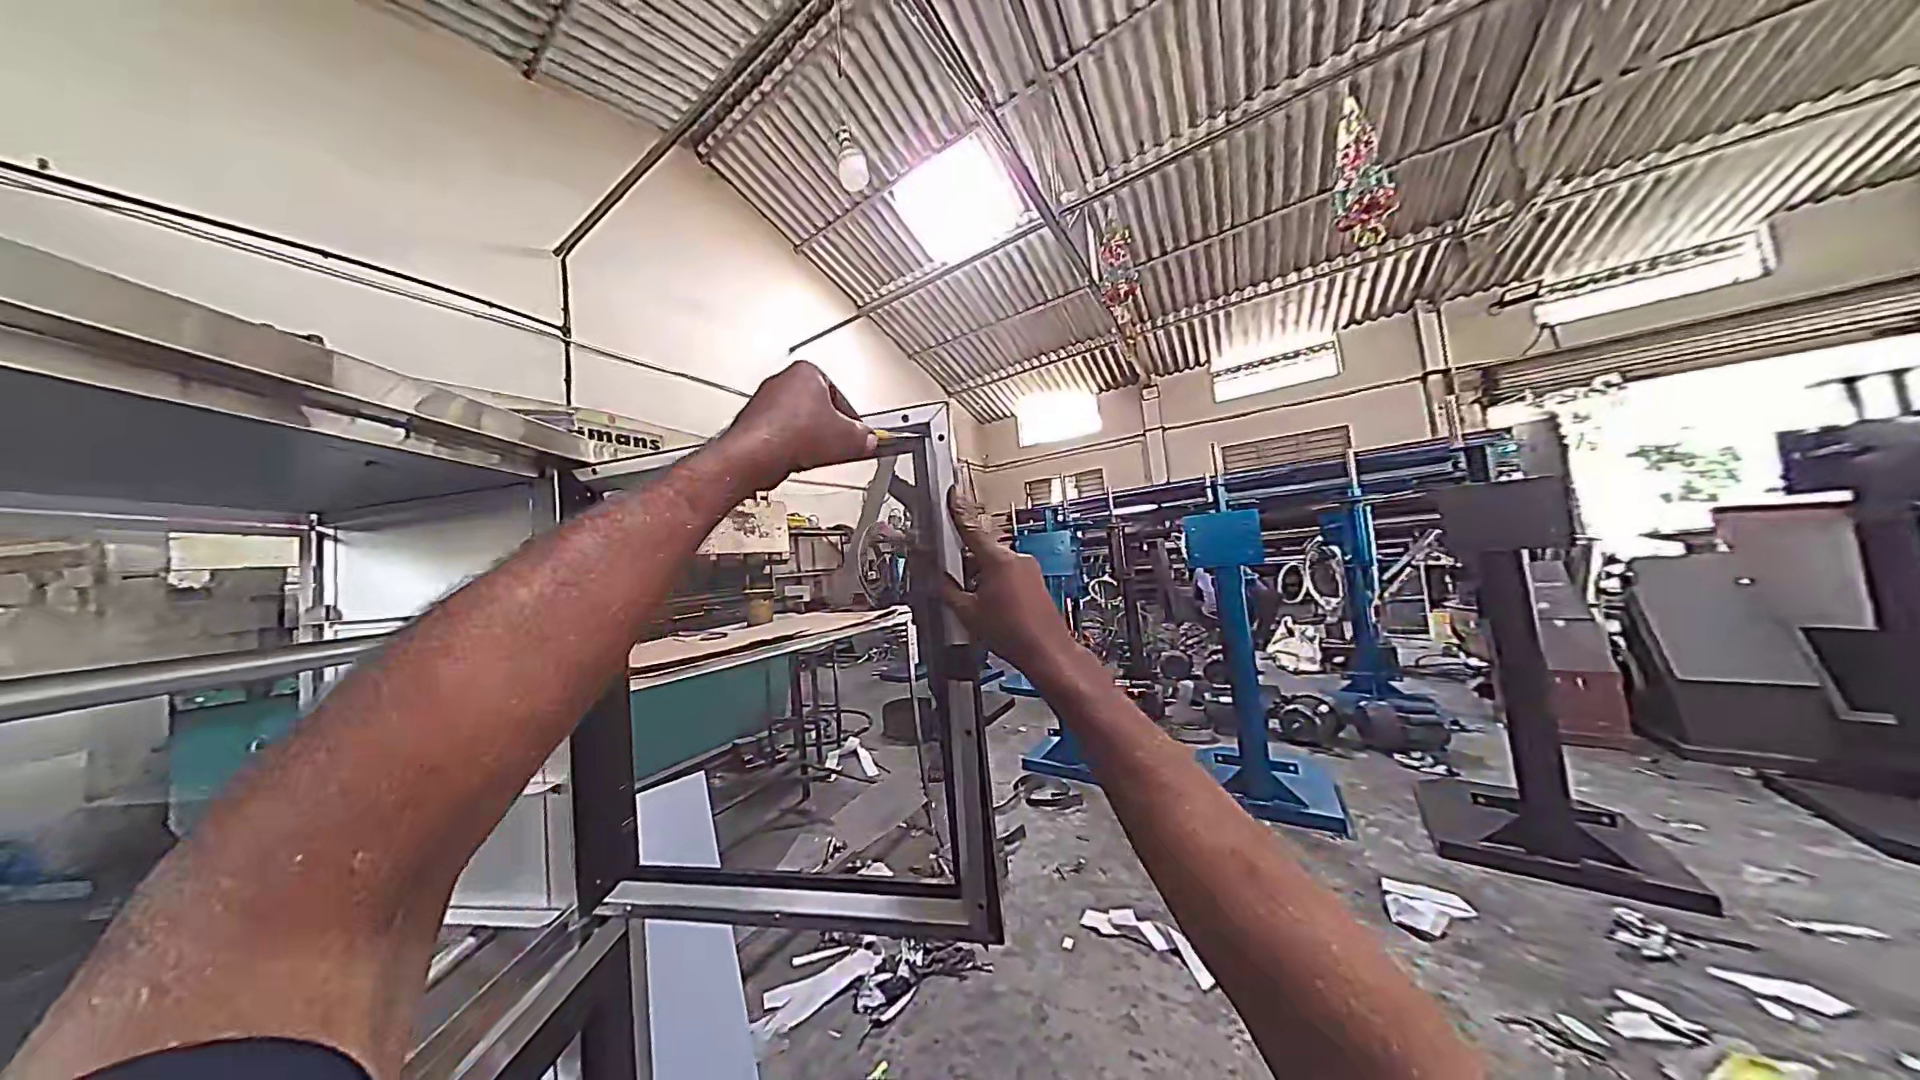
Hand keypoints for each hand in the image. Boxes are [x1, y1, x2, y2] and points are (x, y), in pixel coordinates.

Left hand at [715, 361, 876, 493]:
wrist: (757, 454)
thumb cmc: (792, 434)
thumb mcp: (847, 438)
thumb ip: (864, 437)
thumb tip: (869, 441)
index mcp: (807, 372)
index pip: (840, 397)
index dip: (851, 421)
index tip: (857, 435)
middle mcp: (783, 381)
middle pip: (818, 409)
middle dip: (829, 430)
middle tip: (838, 446)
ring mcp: (766, 402)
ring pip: (799, 423)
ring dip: (810, 440)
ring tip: (816, 455)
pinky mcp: (755, 423)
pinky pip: (782, 435)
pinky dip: (791, 447)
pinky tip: (797, 459)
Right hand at [940, 487, 1083, 677]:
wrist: (1045, 652)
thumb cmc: (1014, 634)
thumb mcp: (966, 612)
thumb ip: (947, 589)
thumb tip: (938, 579)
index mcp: (998, 561)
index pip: (971, 528)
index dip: (957, 510)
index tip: (952, 494)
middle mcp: (1016, 559)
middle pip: (980, 550)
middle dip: (965, 566)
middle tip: (957, 588)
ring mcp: (1028, 569)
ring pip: (994, 564)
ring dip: (982, 579)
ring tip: (980, 608)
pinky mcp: (1035, 580)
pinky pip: (1008, 574)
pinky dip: (996, 585)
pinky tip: (994, 609)